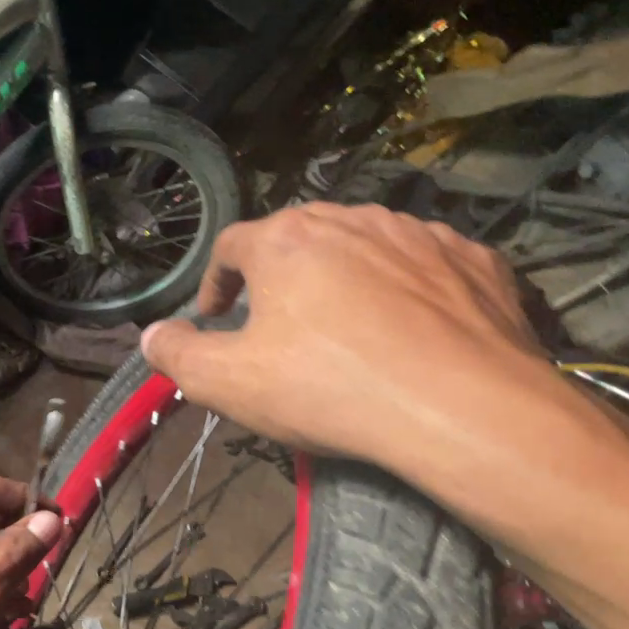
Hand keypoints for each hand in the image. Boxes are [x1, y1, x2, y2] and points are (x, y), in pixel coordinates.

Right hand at [140, 202, 550, 467]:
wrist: (464, 409)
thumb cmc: (328, 388)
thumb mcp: (226, 383)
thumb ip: (176, 354)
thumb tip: (152, 335)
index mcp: (286, 241)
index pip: (231, 245)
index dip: (215, 281)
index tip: (215, 317)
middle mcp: (351, 219)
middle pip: (298, 238)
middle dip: (278, 276)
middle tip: (274, 323)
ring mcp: (420, 234)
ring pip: (363, 246)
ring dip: (342, 278)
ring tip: (343, 327)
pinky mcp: (476, 261)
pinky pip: (424, 266)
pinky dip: (406, 289)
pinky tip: (408, 330)